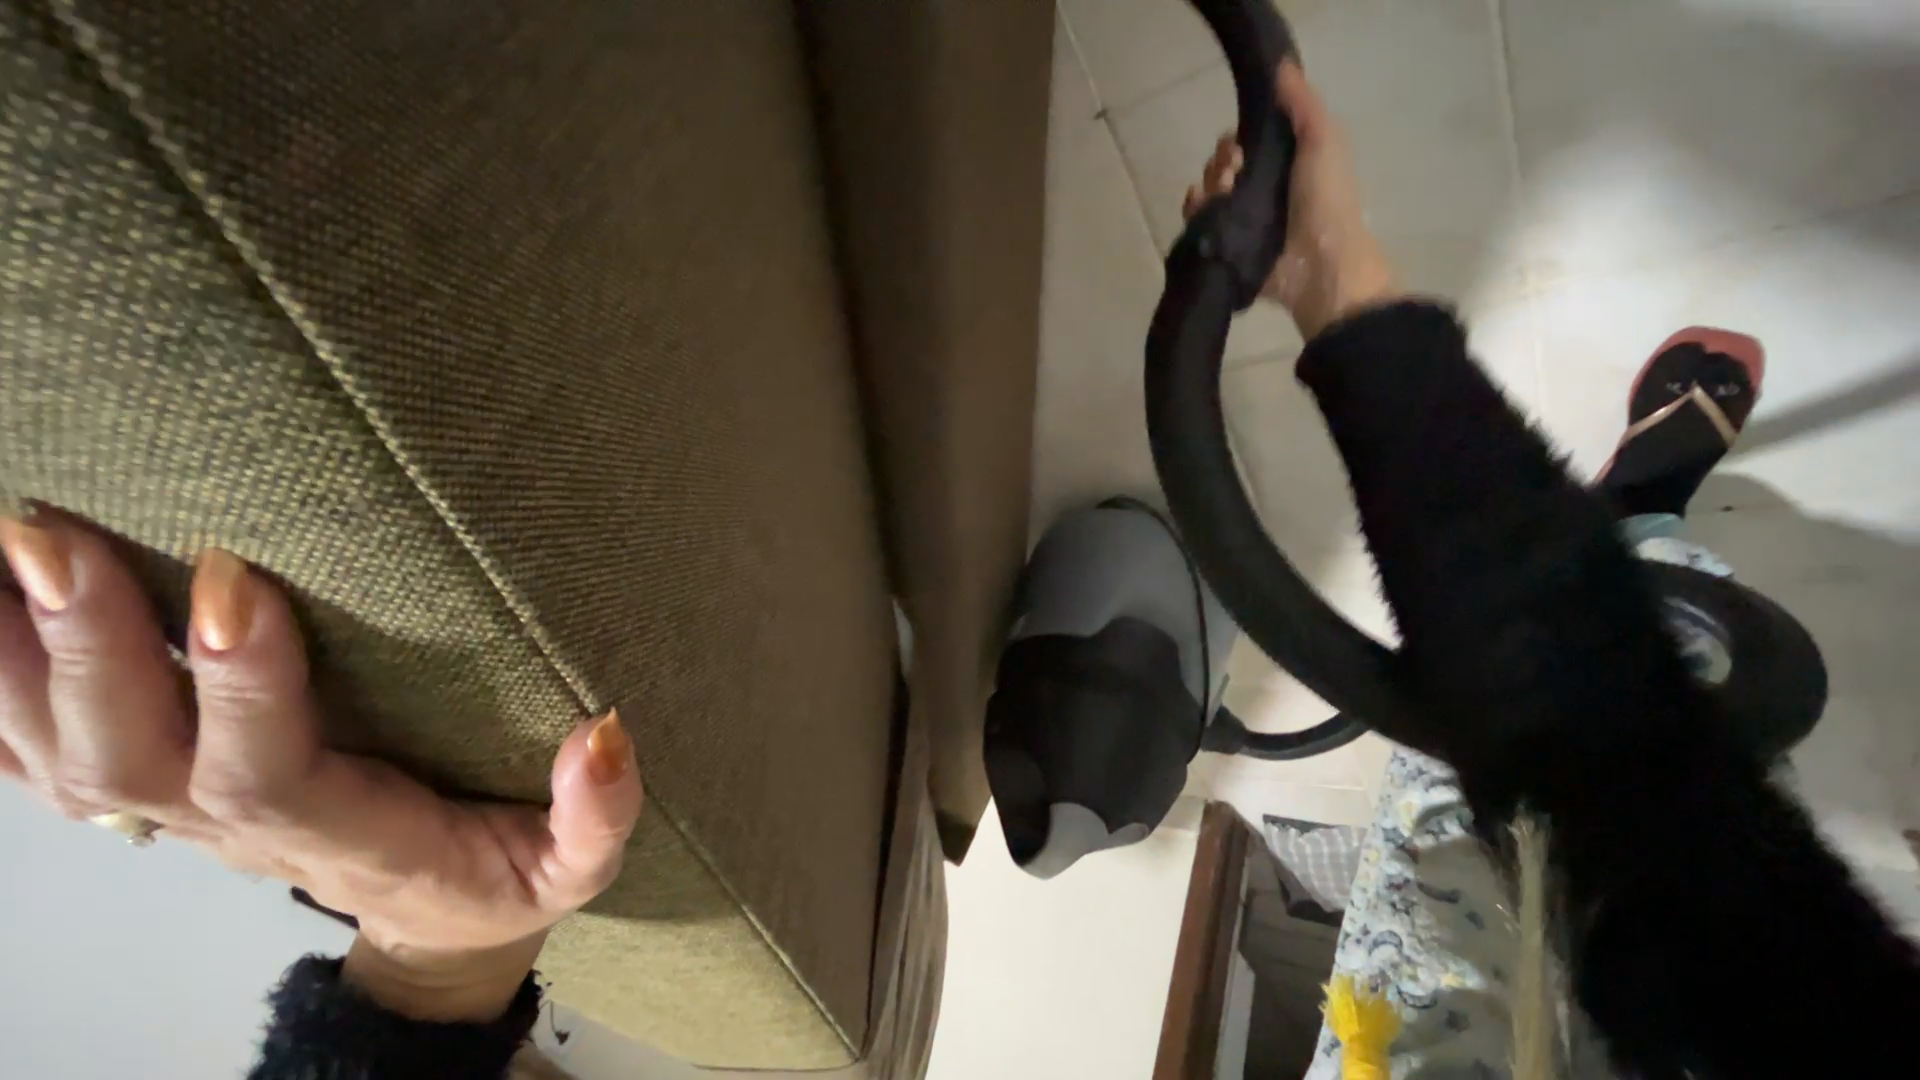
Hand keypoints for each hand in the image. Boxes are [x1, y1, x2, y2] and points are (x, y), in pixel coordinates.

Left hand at [0, 508, 643, 1020]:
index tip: (238, 584)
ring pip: (59, 761)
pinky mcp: (180, 796)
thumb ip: (598, 814)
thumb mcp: (578, 868)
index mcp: (355, 838)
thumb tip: (603, 733)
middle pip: (130, 764)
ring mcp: (197, 817)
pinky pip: (49, 760)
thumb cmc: (507, 879)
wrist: (441, 918)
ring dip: (11, 661)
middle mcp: (251, 830)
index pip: (271, 776)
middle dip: (91, 652)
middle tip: (54, 539)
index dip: (244, 692)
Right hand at [1181, 61, 1398, 339]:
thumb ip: (1302, 105)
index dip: (1238, 139)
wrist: (1319, 263)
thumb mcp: (1322, 139)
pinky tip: (1200, 207)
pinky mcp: (1227, 249)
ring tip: (1222, 192)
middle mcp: (1262, 195)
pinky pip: (1199, 226)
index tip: (1239, 142)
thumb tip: (1280, 69)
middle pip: (1224, 169)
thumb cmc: (1326, 199)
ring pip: (1210, 196)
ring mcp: (1243, 225)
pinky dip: (1195, 212)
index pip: (1249, 146)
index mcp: (1286, 168)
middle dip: (1221, 162)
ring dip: (1208, 185)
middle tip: (1233, 170)